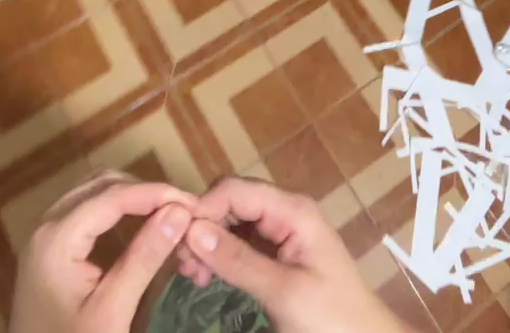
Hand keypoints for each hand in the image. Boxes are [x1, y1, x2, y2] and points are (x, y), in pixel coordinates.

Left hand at [12, 170, 197, 332]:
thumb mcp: (112, 310)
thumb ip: (144, 257)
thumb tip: (179, 212)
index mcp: (57, 237)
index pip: (113, 196)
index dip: (156, 193)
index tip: (193, 203)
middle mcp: (47, 224)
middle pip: (103, 184)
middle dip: (145, 191)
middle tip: (183, 210)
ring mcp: (46, 233)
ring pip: (95, 191)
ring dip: (131, 196)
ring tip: (167, 213)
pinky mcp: (50, 245)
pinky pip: (87, 207)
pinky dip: (116, 208)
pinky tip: (139, 222)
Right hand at [177, 177, 414, 332]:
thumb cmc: (332, 319)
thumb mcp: (283, 293)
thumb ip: (238, 260)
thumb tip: (192, 230)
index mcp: (292, 210)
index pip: (235, 190)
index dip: (203, 208)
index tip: (176, 240)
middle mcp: (286, 211)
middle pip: (232, 200)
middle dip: (204, 224)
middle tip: (182, 263)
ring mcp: (284, 230)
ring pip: (234, 220)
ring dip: (209, 241)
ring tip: (191, 274)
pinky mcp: (280, 252)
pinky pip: (242, 240)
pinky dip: (222, 253)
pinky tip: (207, 275)